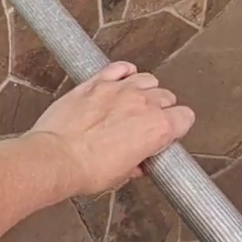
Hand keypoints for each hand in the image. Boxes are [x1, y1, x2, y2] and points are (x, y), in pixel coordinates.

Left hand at [25, 61, 193, 195]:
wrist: (56, 158)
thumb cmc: (87, 169)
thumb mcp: (122, 174)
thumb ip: (136, 161)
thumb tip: (137, 162)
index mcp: (158, 128)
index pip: (185, 117)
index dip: (176, 126)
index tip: (166, 132)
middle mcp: (143, 104)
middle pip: (166, 96)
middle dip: (159, 108)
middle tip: (144, 120)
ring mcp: (118, 90)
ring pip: (145, 79)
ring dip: (143, 88)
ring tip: (132, 101)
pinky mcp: (95, 83)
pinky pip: (118, 67)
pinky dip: (122, 71)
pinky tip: (120, 78)